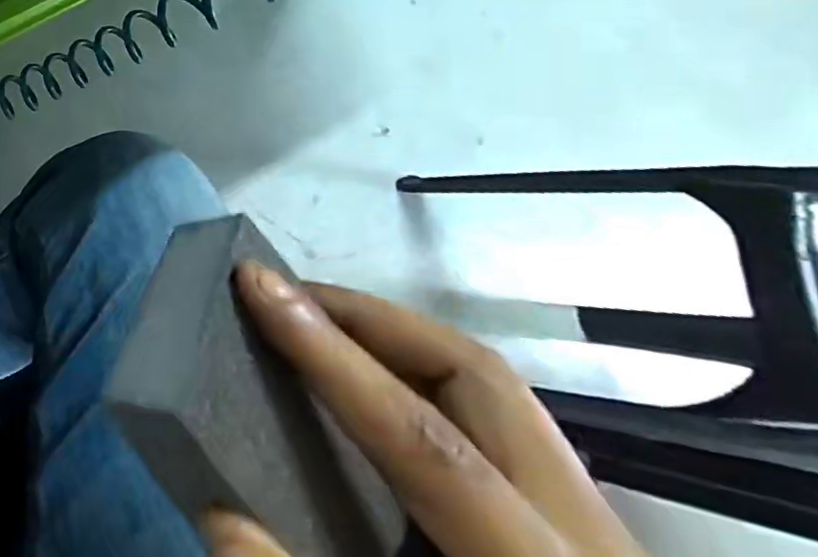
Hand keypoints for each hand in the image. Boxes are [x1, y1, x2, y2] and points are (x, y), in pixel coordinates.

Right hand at [204, 262, 648, 556]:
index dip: (332, 356)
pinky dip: (416, 380)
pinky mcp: (578, 531)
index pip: (428, 443)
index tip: (259, 286)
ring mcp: (599, 532)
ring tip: (313, 323)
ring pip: (493, 390)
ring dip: (392, 340)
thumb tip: (219, 514)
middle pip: (480, 380)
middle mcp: (593, 544)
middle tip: (284, 296)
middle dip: (370, 320)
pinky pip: (491, 422)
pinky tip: (363, 388)